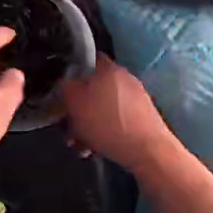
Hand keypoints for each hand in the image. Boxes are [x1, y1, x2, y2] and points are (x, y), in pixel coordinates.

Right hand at [61, 57, 174, 172]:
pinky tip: (97, 149)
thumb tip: (67, 84)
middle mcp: (125, 79)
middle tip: (69, 127)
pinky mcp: (145, 118)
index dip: (72, 72)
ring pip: (104, 108)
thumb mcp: (74, 103)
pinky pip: (117, 120)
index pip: (88, 60)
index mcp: (108, 69)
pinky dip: (106, 131)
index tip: (63, 90)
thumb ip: (65, 87)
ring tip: (81, 145)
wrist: (149, 152)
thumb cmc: (107, 123)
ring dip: (90, 124)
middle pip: (94, 89)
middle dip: (79, 109)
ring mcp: (138, 99)